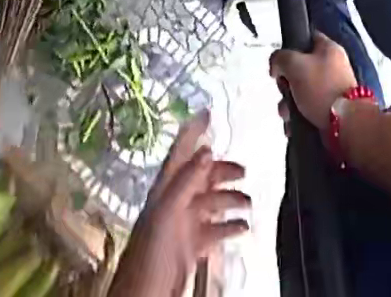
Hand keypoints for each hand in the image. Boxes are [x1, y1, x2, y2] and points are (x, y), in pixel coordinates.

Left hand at [108, 112, 249, 296]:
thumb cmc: (149, 251)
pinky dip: (229, 226)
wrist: (143, 294)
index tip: (209, 112)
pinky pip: (213, 230)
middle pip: (200, 176)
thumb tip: (207, 149)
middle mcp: (174, 200)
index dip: (193, 130)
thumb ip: (186, 180)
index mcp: (165, 187)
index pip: (181, 150)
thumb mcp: (168, 212)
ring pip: (209, 201)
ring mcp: (183, 224)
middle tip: (243, 169)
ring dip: (229, 197)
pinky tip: (244, 226)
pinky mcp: (191, 246)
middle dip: (221, 169)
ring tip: (248, 200)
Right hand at [268, 32, 357, 126]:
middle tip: (284, 88)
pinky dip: (299, 116)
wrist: (347, 126)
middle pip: (300, 68)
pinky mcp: (333, 110)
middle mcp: (334, 67)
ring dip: (290, 102)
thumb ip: (279, 58)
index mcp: (329, 49)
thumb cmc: (321, 89)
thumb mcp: (293, 63)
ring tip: (287, 112)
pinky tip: (293, 123)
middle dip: (287, 82)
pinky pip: (309, 108)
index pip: (306, 38)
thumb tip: (276, 66)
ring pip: (302, 91)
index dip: (290, 47)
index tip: (281, 61)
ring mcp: (334, 90)